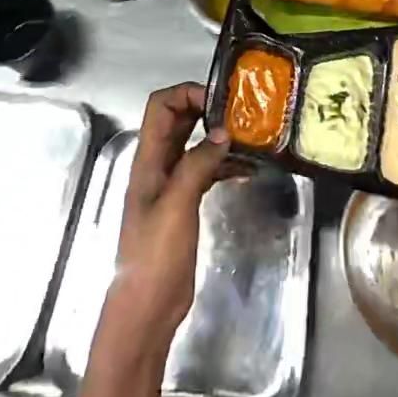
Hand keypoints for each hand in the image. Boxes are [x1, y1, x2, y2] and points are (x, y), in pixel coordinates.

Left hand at [108, 83, 233, 349]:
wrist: (148, 303)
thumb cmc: (156, 253)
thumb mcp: (176, 204)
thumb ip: (197, 165)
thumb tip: (223, 132)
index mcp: (148, 157)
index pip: (160, 107)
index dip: (185, 93)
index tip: (220, 99)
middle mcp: (157, 164)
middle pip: (177, 120)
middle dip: (205, 109)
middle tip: (241, 111)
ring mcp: (170, 183)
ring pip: (193, 144)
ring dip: (217, 137)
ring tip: (250, 137)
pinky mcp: (184, 202)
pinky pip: (203, 171)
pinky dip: (223, 164)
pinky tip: (247, 169)